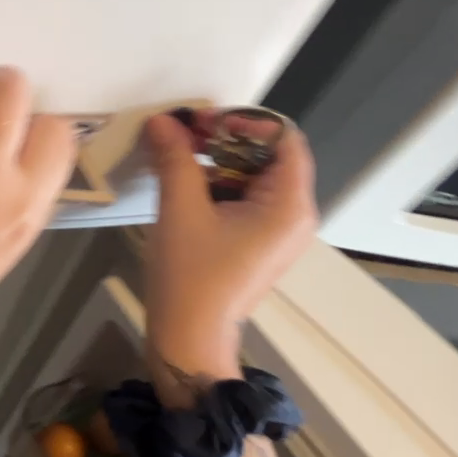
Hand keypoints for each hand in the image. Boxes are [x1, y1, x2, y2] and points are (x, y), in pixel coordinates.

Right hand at [141, 109, 316, 378]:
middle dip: (224, 142)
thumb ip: (175, 158)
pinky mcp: (258, 246)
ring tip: (175, 163)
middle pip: (268, 158)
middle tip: (181, 137)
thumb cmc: (190, 274)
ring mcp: (278, 234)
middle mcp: (294, 216)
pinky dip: (216, 189)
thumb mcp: (179, 210)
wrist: (189, 336)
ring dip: (216, 165)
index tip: (199, 122)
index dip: (243, 122)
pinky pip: (245, 203)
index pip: (283, 140)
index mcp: (288, 205)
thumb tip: (163, 119)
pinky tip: (183, 192)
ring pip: (252, 180)